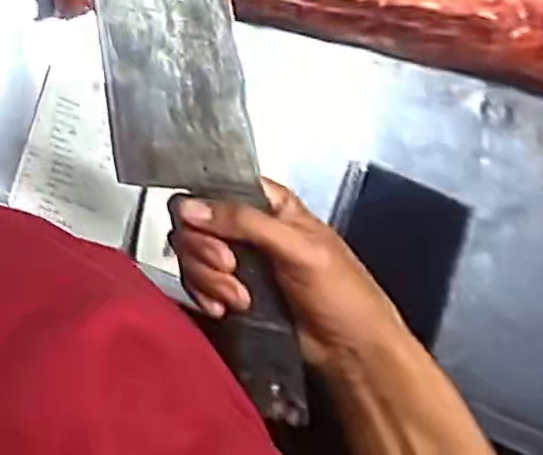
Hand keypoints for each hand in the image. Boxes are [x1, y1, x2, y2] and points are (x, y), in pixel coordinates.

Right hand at [169, 178, 409, 374]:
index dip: (200, 206)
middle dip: (203, 249)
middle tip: (230, 267)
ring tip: (240, 298)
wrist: (356, 358)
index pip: (209, 185)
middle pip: (189, 219)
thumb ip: (244, 221)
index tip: (211, 229)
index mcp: (265, 202)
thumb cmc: (346, 299)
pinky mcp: (225, 282)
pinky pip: (190, 277)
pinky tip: (225, 307)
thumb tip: (189, 209)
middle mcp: (242, 222)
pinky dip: (203, 293)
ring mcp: (232, 253)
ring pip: (187, 249)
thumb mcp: (301, 250)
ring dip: (207, 277)